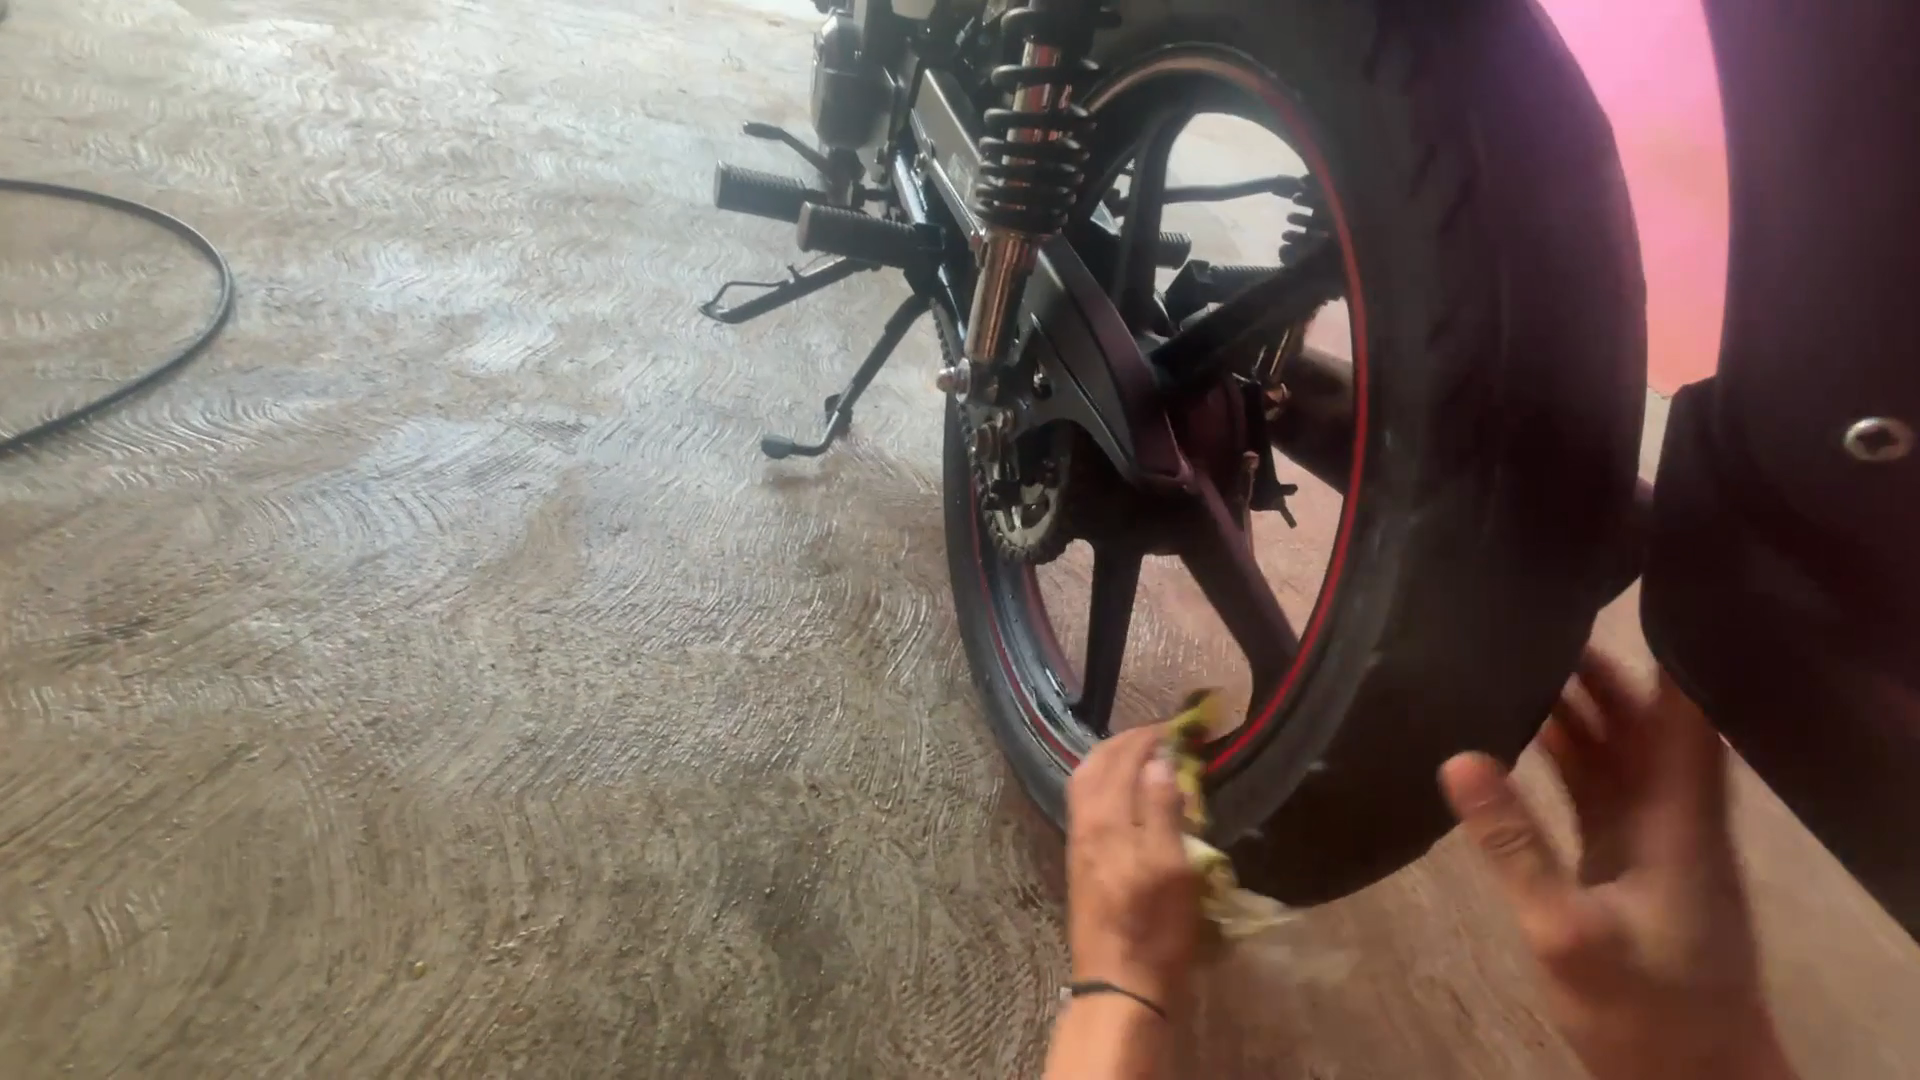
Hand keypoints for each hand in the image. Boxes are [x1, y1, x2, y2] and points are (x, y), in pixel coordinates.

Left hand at [1064, 725, 1200, 1010]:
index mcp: (1108, 817)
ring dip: (1110, 756)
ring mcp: (1077, 838)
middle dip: (1126, 741)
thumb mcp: (1172, 869)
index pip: (1125, 758)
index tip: (1177, 727)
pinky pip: (1083, 798)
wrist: (1117, 981)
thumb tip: (1159, 760)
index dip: (1150, 737)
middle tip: (1159, 735)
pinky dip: (1101, 778)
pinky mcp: (1078, 856)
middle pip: (1097, 762)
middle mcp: (1085, 819)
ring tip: (1139, 754)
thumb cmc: (1154, 927)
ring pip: (1084, 779)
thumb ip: (1162, 810)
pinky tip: (1119, 790)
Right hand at [1440, 649, 1797, 1079]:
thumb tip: (1459, 758)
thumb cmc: (1643, 1009)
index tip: (1635, 613)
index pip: (1689, 727)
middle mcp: (1673, 820)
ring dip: (1583, 712)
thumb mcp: (1565, 928)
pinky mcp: (1625, 862)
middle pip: (1650, 730)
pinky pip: (1595, 788)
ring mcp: (1650, 842)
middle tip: (1546, 626)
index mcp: (1681, 824)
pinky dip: (1565, 753)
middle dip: (1608, 677)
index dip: (1671, 669)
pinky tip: (1523, 735)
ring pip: (1620, 755)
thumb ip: (1513, 842)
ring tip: (1525, 663)